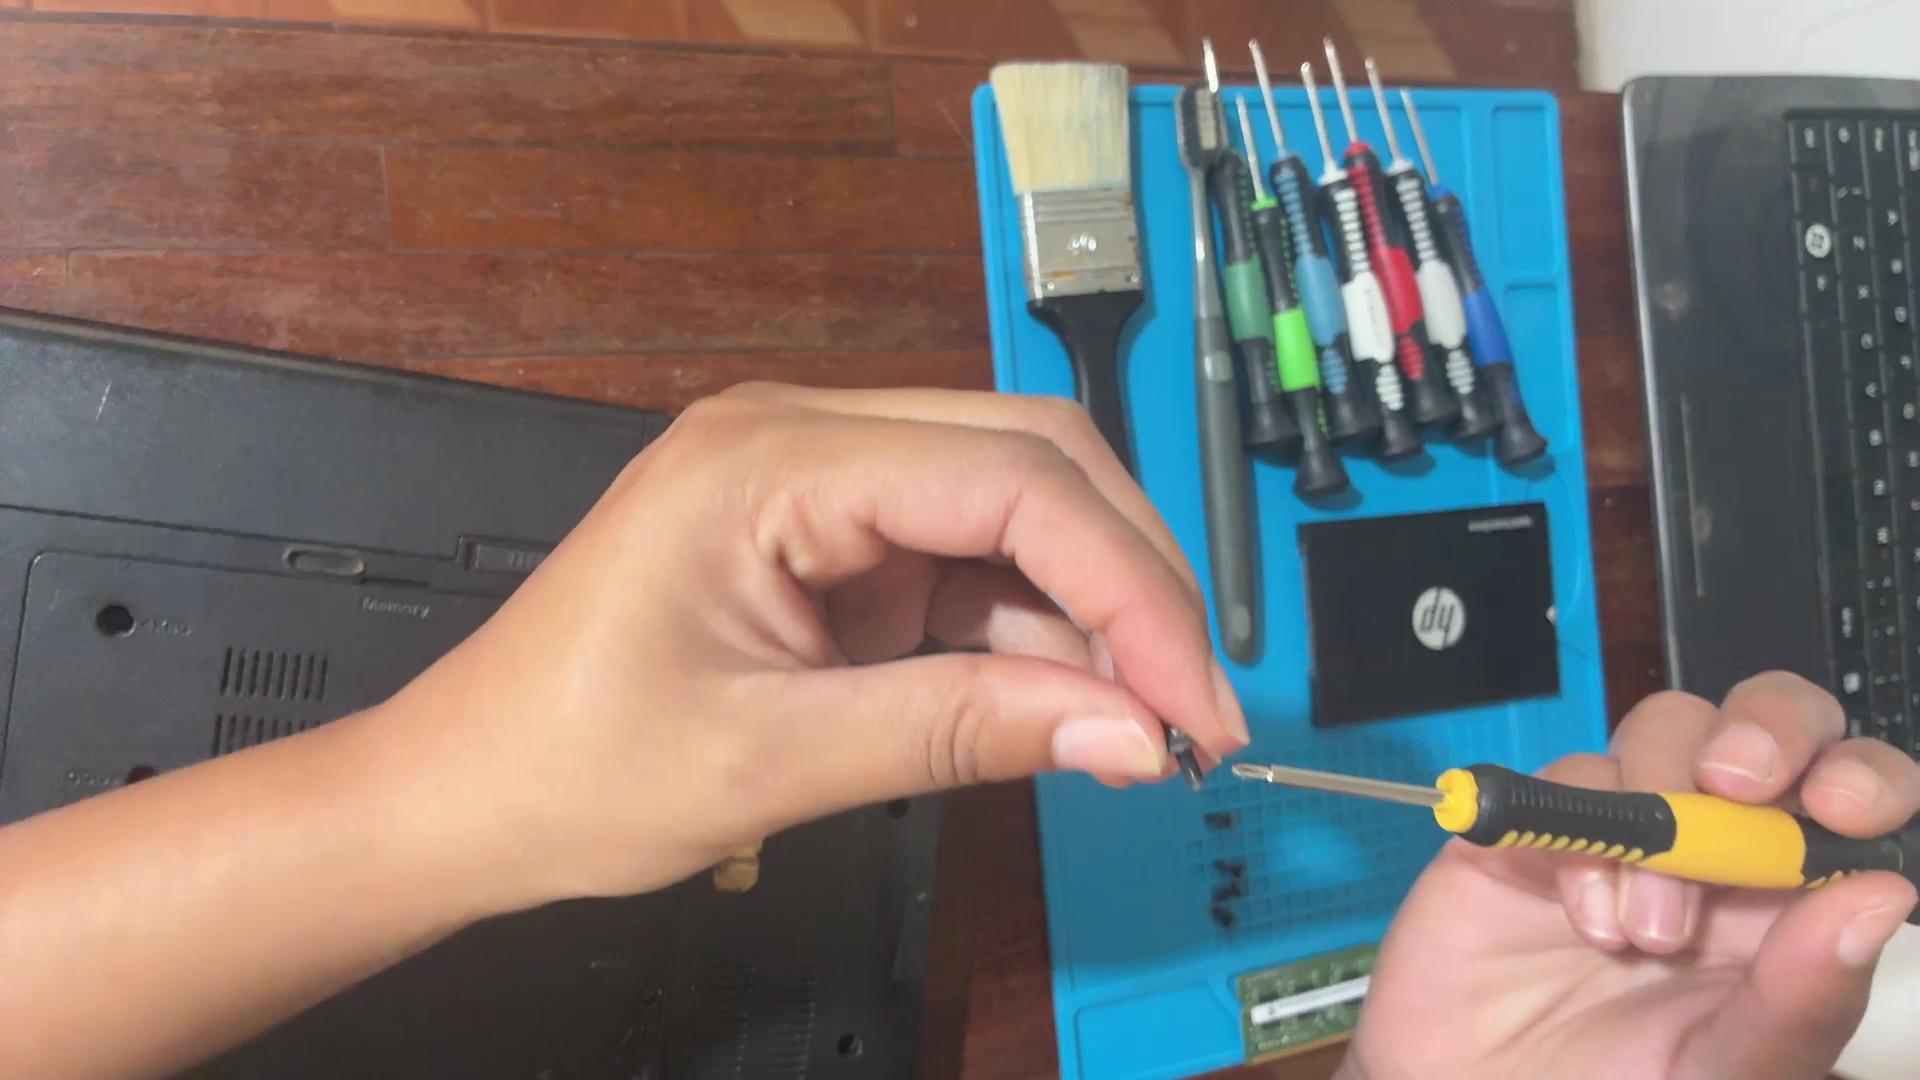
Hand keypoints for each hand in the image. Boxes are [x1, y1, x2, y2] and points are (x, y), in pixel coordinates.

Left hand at [389, 383, 1249, 905]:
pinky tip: (1066, 697)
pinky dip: (1033, 632)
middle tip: (1189, 702)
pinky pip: (974, 567)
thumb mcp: (775, 759)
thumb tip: (1132, 736)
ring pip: (1016, 517)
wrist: (467, 793)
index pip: (1008, 478)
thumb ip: (963, 732)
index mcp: (772, 457)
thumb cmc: (572, 768)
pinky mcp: (845, 541)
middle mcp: (811, 439)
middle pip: (1031, 466)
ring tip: (1141, 720)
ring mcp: (832, 486)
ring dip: (1090, 615)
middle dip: (1128, 582)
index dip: (1125, 584)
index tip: (1191, 696)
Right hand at [1344, 674, 1919, 1079]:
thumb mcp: (1733, 1071)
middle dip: (1760, 729)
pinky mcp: (1524, 825)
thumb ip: (1803, 998)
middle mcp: (1705, 849)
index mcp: (1784, 904)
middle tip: (1738, 786)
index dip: (1858, 774)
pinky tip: (1583, 918)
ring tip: (1646, 931)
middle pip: (1748, 724)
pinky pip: (1561, 785)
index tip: (1837, 811)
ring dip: (1656, 817)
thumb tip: (1880, 893)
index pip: (1846, 798)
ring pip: (1652, 736)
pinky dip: (1575, 841)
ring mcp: (1608, 830)